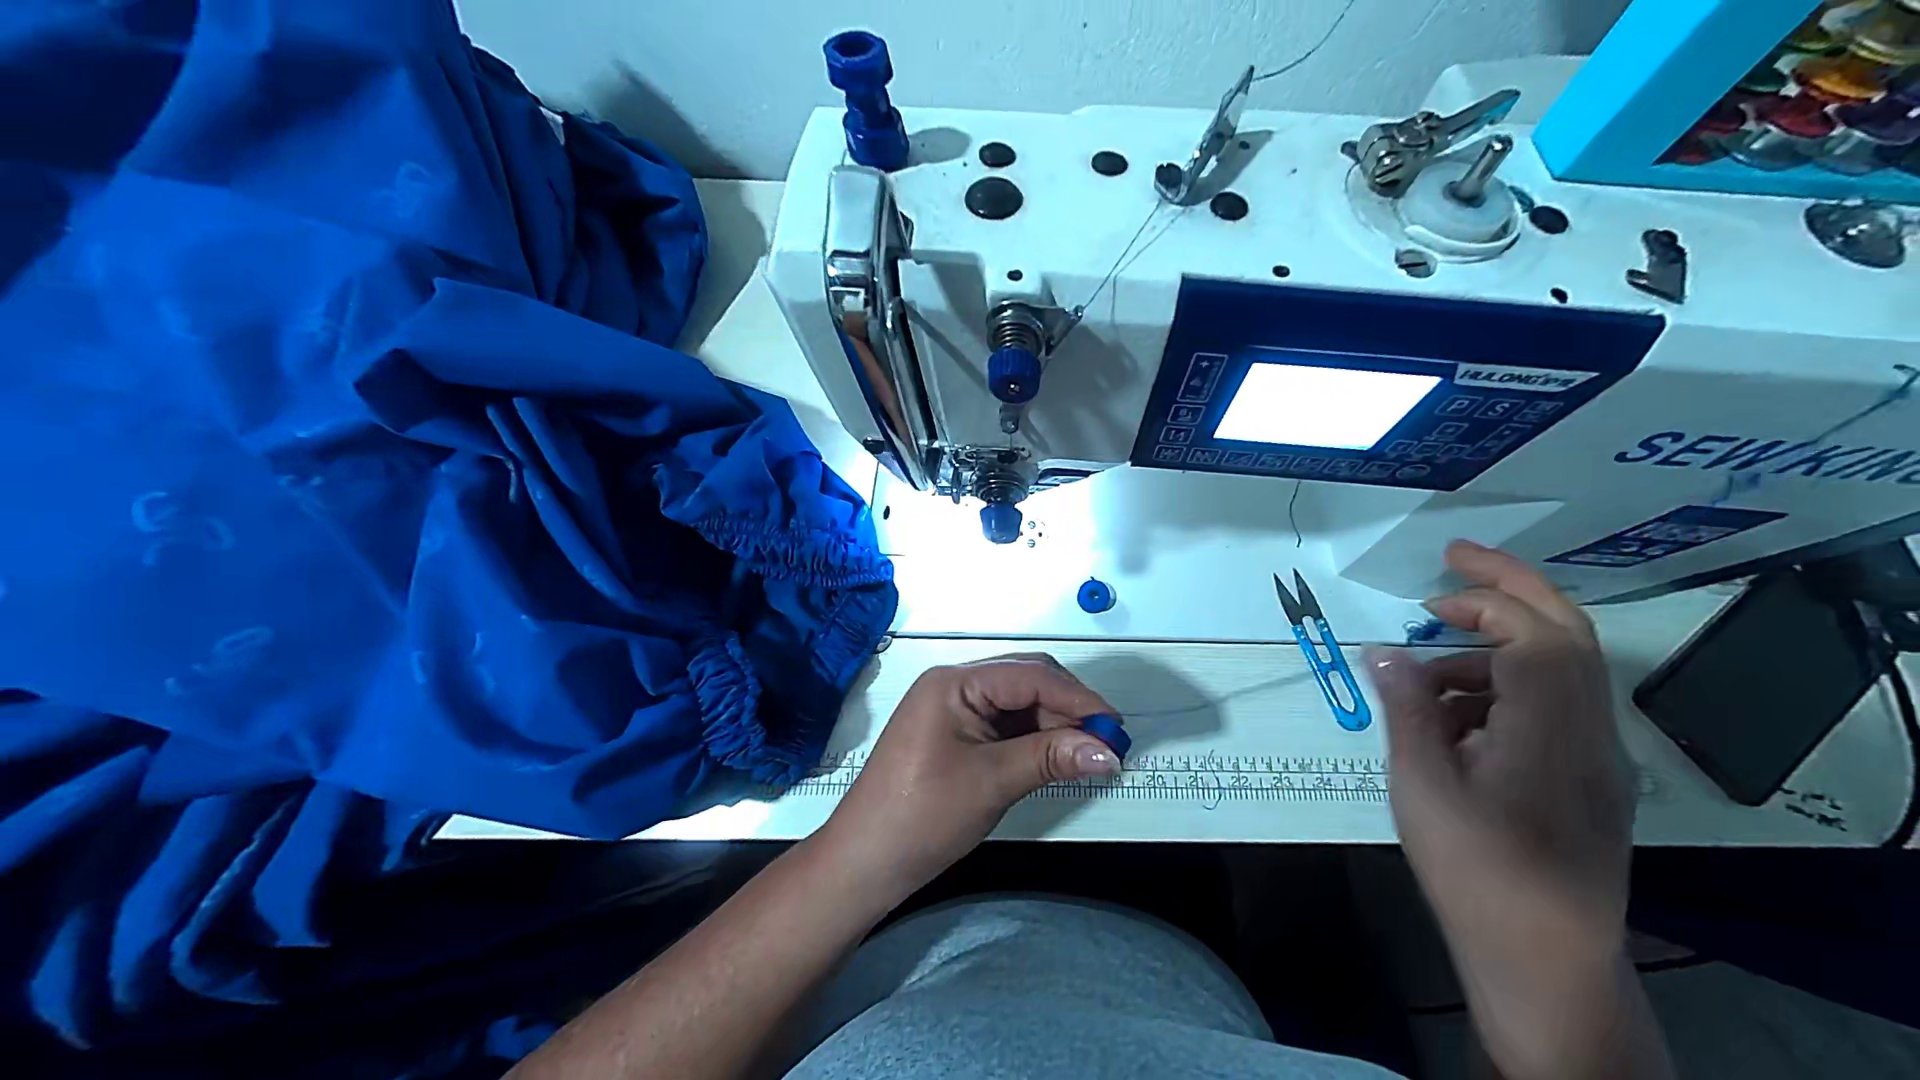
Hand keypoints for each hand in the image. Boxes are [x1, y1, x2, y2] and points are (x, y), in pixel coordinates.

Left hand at [815, 654, 1122, 902]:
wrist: (865, 863)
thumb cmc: (920, 816)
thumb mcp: (991, 782)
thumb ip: (1051, 758)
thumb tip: (1109, 750)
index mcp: (954, 682)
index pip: (1030, 676)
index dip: (1078, 699)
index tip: (1116, 728)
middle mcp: (955, 686)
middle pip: (1027, 682)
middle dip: (1069, 709)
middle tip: (1107, 744)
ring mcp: (956, 710)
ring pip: (1021, 705)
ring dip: (1056, 726)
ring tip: (1089, 755)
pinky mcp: (959, 735)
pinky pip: (1008, 726)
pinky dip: (1036, 740)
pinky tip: (1059, 758)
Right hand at [1365, 541, 1637, 1075]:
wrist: (1542, 955)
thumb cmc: (1474, 868)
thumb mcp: (1421, 784)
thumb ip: (1406, 709)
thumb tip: (1384, 653)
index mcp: (1549, 732)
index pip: (1536, 636)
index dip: (1485, 601)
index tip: (1428, 598)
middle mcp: (1589, 733)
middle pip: (1567, 633)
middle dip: (1511, 586)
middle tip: (1455, 558)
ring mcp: (1595, 755)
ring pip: (1556, 669)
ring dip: (1490, 652)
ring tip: (1423, 680)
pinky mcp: (1586, 776)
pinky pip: (1548, 706)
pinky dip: (1498, 689)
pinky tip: (1450, 723)